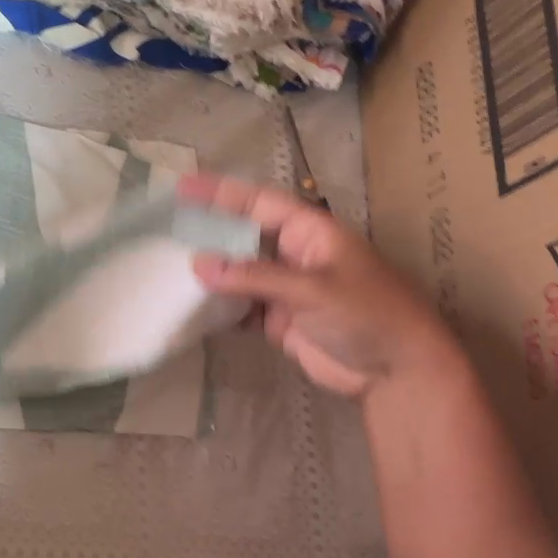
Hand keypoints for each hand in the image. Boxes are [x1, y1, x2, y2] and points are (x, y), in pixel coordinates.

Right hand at [184, 173, 461, 400]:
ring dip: (208, 276)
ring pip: (237, 275)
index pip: (258, 203)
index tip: (182, 188)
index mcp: (310, 232)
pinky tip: (189, 310)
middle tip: (163, 232)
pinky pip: (239, 309)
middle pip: (242, 237)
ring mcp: (285, 289)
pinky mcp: (278, 321)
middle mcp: (294, 255)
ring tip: (165, 271)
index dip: (220, 194)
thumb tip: (198, 264)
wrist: (394, 369)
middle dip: (206, 234)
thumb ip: (253, 276)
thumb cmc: (368, 315)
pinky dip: (216, 311)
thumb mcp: (312, 289)